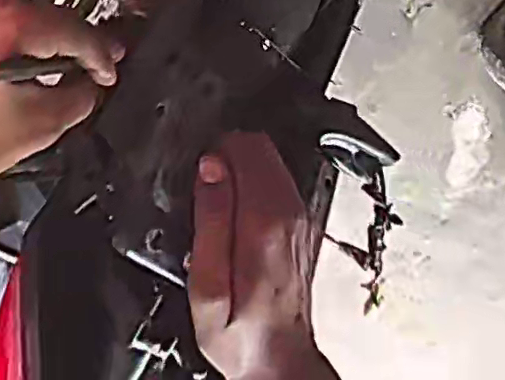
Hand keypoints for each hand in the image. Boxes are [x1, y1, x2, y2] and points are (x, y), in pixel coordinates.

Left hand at [0, 0, 122, 207]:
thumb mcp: (38, 123)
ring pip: (44, 23)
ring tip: (88, 65)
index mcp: (13, 25)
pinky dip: (44, 45)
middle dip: (86, 44)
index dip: (101, 54)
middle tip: (109, 62)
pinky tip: (57, 64)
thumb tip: (91, 87)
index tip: (112, 69)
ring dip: (67, 44)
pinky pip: (24, 30)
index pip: (75, 32)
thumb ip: (79, 97)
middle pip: (61, 20)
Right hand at [190, 133, 334, 379]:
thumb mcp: (206, 284)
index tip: (202, 176)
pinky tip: (237, 207)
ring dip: (240, 164)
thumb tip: (210, 168)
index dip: (217, 151)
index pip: (246, 147)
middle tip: (208, 186)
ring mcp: (300, 216)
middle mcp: (289, 212)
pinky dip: (253, 177)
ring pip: (269, 157)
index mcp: (264, 222)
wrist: (278, 361)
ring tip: (220, 199)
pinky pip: (275, 176)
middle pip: (260, 145)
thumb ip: (209, 218)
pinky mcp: (302, 222)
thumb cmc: (238, 330)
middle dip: (228, 153)